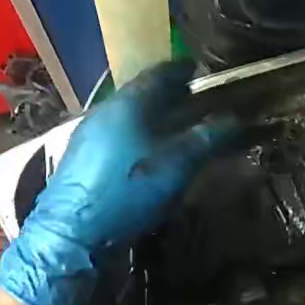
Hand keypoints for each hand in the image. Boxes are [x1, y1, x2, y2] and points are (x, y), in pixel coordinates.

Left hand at [0, 61, 232, 304]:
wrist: (69, 234)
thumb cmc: (128, 190)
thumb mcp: (178, 165)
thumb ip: (207, 138)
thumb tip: (235, 119)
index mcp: (129, 103)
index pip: (159, 73)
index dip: (181, 70)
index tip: (198, 69)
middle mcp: (105, 110)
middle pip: (142, 93)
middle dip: (169, 94)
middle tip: (192, 98)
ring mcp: (88, 133)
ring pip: (127, 114)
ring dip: (152, 115)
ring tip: (174, 126)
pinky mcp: (79, 157)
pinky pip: (116, 132)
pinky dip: (137, 132)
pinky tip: (146, 151)